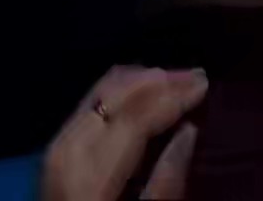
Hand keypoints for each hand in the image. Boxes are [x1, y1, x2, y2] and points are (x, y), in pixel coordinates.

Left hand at [41, 66, 206, 200]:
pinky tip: (145, 93)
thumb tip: (190, 131)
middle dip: (162, 79)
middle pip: (121, 91)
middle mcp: (69, 146)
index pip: (137, 115)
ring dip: (144, 80)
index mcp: (88, 174)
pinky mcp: (58, 144)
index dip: (173, 95)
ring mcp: (59, 142)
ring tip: (176, 81)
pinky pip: (95, 97)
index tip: (205, 84)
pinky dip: (124, 88)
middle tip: (196, 77)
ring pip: (107, 87)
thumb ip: (165, 185)